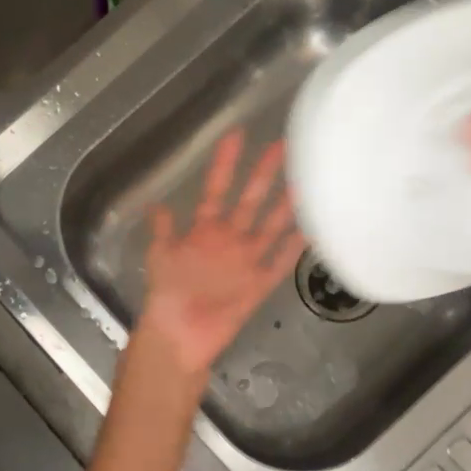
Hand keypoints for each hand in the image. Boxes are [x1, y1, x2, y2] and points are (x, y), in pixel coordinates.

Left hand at [140, 129, 304, 376]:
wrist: (178, 335)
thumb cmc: (166, 294)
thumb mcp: (159, 256)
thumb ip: (163, 231)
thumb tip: (157, 203)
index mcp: (204, 230)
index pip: (217, 189)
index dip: (226, 164)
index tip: (236, 135)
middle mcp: (229, 240)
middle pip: (250, 200)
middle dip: (264, 174)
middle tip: (282, 146)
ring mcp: (246, 261)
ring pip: (270, 226)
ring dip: (285, 205)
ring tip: (304, 181)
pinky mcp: (258, 284)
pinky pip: (280, 263)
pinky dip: (295, 248)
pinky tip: (312, 230)